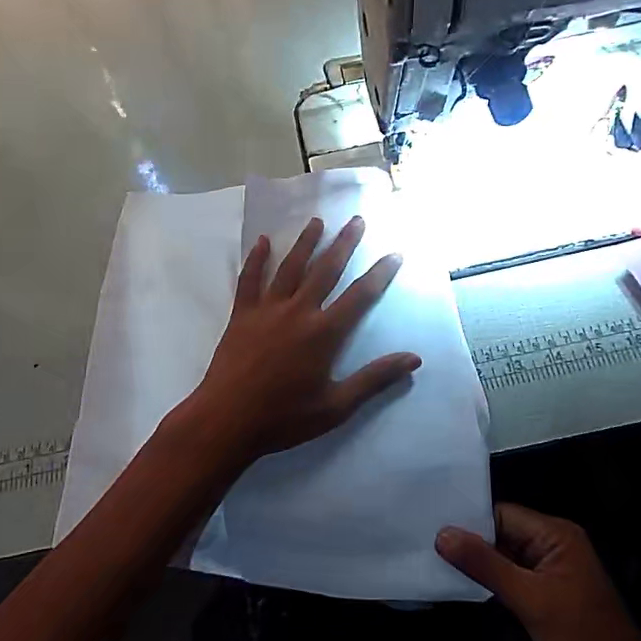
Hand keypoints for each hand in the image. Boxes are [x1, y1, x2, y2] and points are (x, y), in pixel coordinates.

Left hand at [181, 216, 420, 464]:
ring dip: (306, 243)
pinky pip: (250, 280)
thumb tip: (413, 360)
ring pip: (291, 267)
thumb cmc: (284, 417)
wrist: (226, 420)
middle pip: (326, 270)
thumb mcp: (336, 406)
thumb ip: (374, 379)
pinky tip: (263, 241)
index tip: (394, 253)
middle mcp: (298, 312)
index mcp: (324, 333)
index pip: (360, 296)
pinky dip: (257, 259)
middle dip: (344, 244)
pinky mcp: (242, 315)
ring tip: (318, 221)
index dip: (380, 274)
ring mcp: (267, 310)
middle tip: (357, 221)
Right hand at [437, 503, 640, 640]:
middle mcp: (552, 547)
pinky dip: (487, 583)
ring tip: (430, 560)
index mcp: (557, 535)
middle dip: (468, 542)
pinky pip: (509, 581)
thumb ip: (486, 565)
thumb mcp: (530, 600)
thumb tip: (442, 534)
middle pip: (501, 534)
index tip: (429, 524)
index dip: (468, 520)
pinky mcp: (544, 600)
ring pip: (502, 559)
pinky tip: (456, 585)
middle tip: (422, 542)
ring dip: (475, 564)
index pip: (503, 514)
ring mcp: (549, 575)